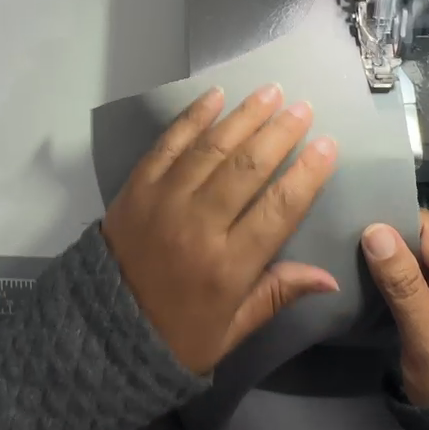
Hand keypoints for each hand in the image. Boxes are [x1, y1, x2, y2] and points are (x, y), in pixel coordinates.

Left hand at [102, 84, 341, 374]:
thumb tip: (330, 276)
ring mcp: (163, 201)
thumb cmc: (174, 336)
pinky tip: (215, 97)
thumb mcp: (231, 330)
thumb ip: (277, 295)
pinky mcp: (136, 187)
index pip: (278, 210)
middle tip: (303, 108)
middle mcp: (197, 226)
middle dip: (279, 134)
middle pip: (247, 169)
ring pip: (211, 149)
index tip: (328, 145)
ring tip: (270, 93)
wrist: (98, 331)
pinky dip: (192, 118)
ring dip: (243, 117)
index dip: (306, 175)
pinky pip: (168, 145)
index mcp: (226, 267)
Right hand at [362, 211, 428, 405]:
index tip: (351, 224)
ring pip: (418, 257)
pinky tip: (366, 276)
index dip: (392, 223)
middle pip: (425, 240)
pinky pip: (418, 277)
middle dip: (386, 238)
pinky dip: (393, 275)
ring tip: (346, 253)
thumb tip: (375, 231)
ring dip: (387, 257)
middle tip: (341, 239)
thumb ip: (404, 285)